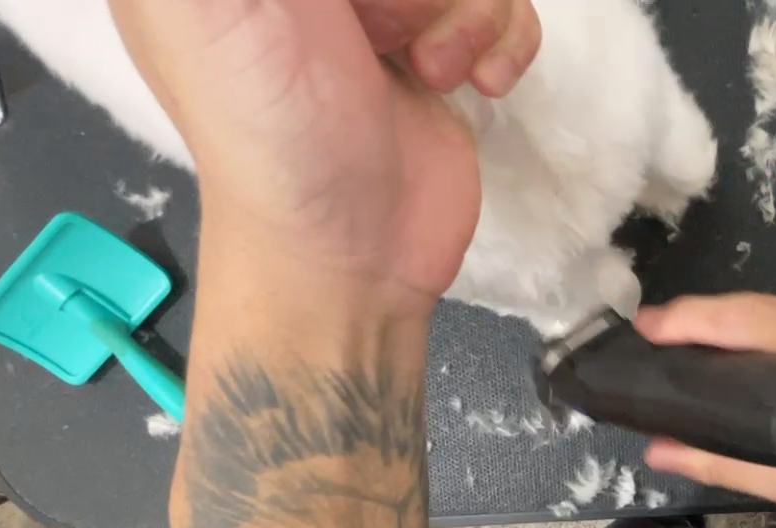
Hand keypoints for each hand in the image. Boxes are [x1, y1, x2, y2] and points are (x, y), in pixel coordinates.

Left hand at [108, 0, 541, 314]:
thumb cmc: (270, 127)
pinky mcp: (451, 52)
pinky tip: (478, 85)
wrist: (355, 254)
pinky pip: (506, 7)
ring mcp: (391, 3)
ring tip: (426, 66)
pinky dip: (506, 41)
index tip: (367, 19)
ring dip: (461, 8)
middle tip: (381, 25)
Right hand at [639, 294, 775, 527]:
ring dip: (719, 316)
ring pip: (767, 304)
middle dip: (699, 315)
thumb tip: (657, 449)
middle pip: (757, 306)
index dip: (697, 321)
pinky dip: (744, 322)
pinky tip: (714, 336)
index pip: (755, 322)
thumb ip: (721, 464)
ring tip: (673, 332)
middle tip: (650, 330)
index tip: (649, 327)